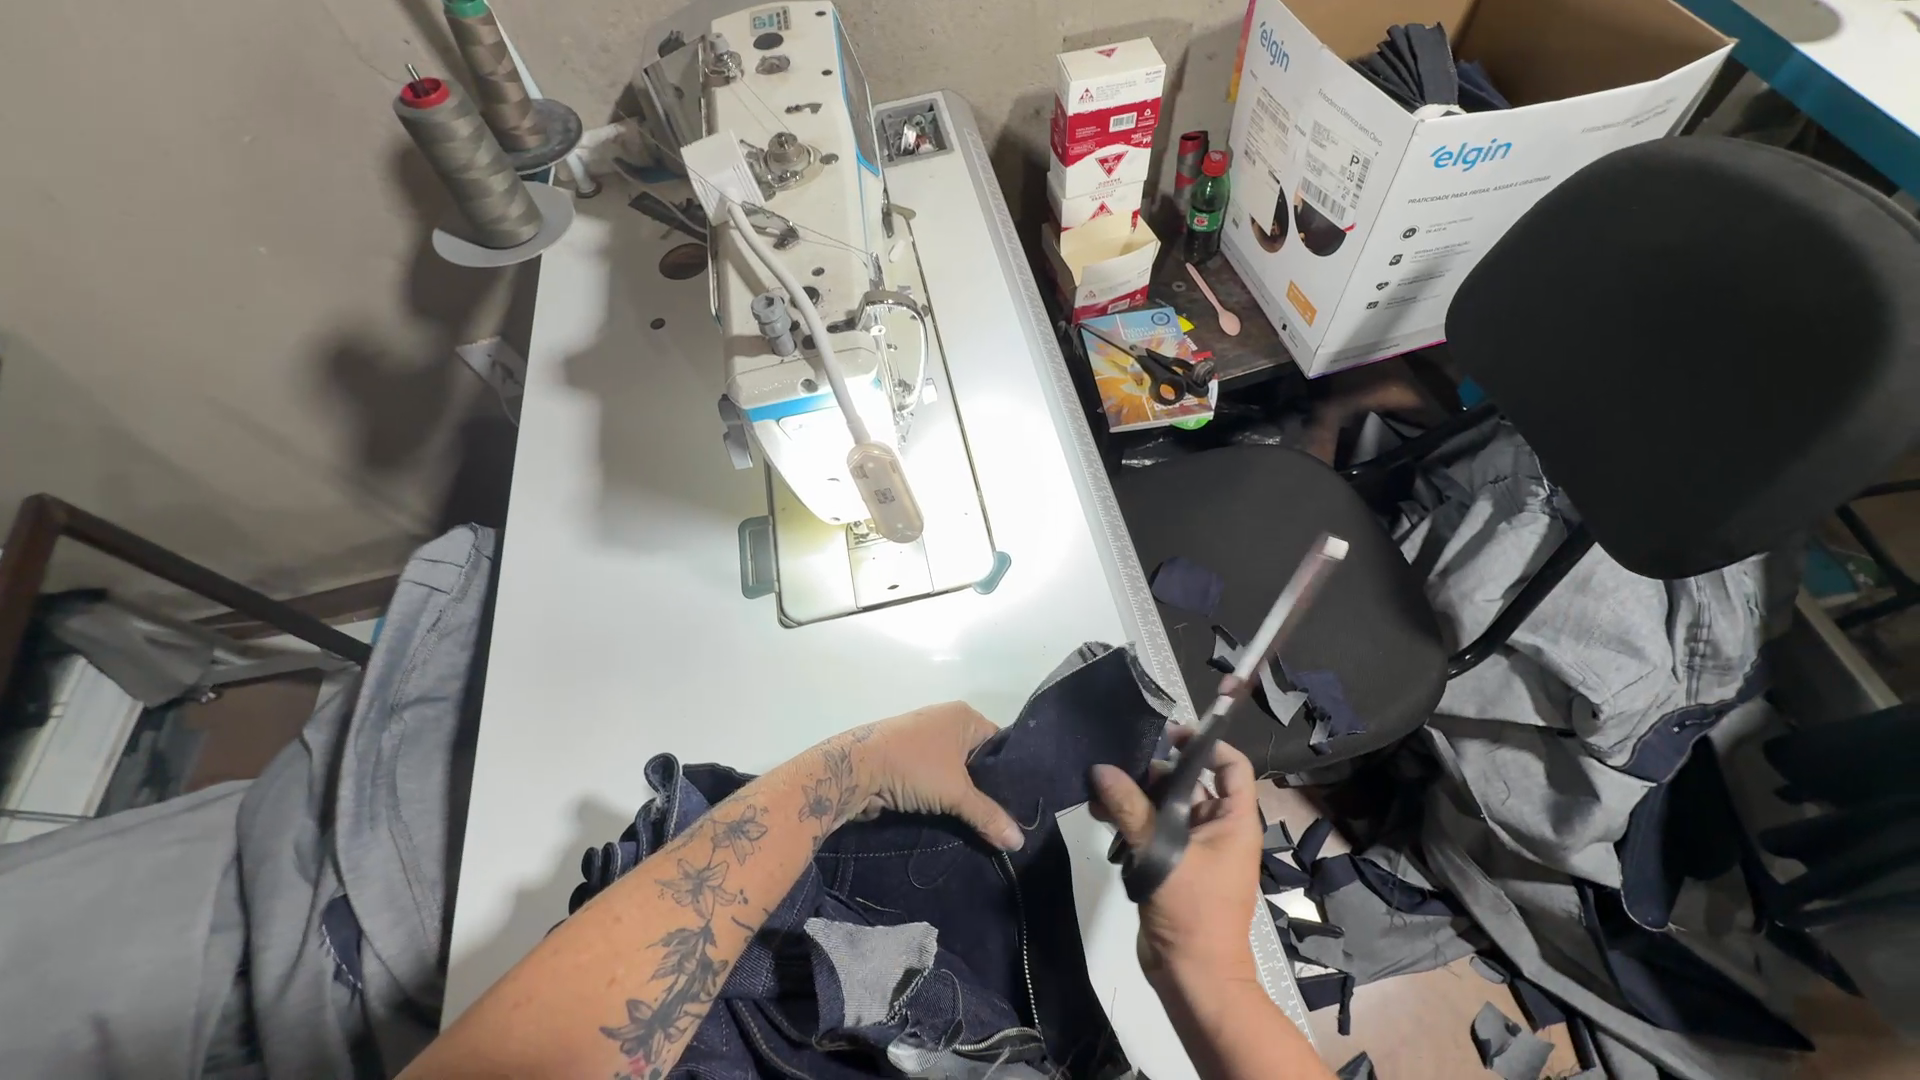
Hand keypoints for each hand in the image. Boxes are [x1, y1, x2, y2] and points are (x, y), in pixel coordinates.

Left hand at [835, 703, 1024, 851]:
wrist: (856, 771)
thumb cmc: (913, 767)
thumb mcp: (957, 793)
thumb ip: (988, 815)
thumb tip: (1019, 842)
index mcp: (963, 716)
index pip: (1000, 743)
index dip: (1011, 772)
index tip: (1025, 802)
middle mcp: (946, 723)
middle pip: (978, 761)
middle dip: (988, 791)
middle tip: (1010, 821)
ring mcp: (924, 743)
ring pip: (956, 775)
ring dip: (964, 799)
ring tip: (988, 827)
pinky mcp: (908, 762)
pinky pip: (936, 782)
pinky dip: (944, 800)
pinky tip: (959, 823)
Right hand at [1090, 726, 1262, 990]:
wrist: (1193, 977)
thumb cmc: (1193, 911)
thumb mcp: (1162, 853)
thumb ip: (1132, 808)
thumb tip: (1101, 769)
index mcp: (1234, 822)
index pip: (1232, 766)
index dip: (1206, 744)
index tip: (1170, 737)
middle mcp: (1218, 829)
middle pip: (1192, 782)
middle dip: (1155, 773)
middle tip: (1120, 766)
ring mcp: (1195, 848)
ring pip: (1167, 806)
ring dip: (1136, 798)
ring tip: (1100, 793)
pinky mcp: (1173, 865)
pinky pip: (1154, 830)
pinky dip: (1131, 821)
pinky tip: (1102, 816)